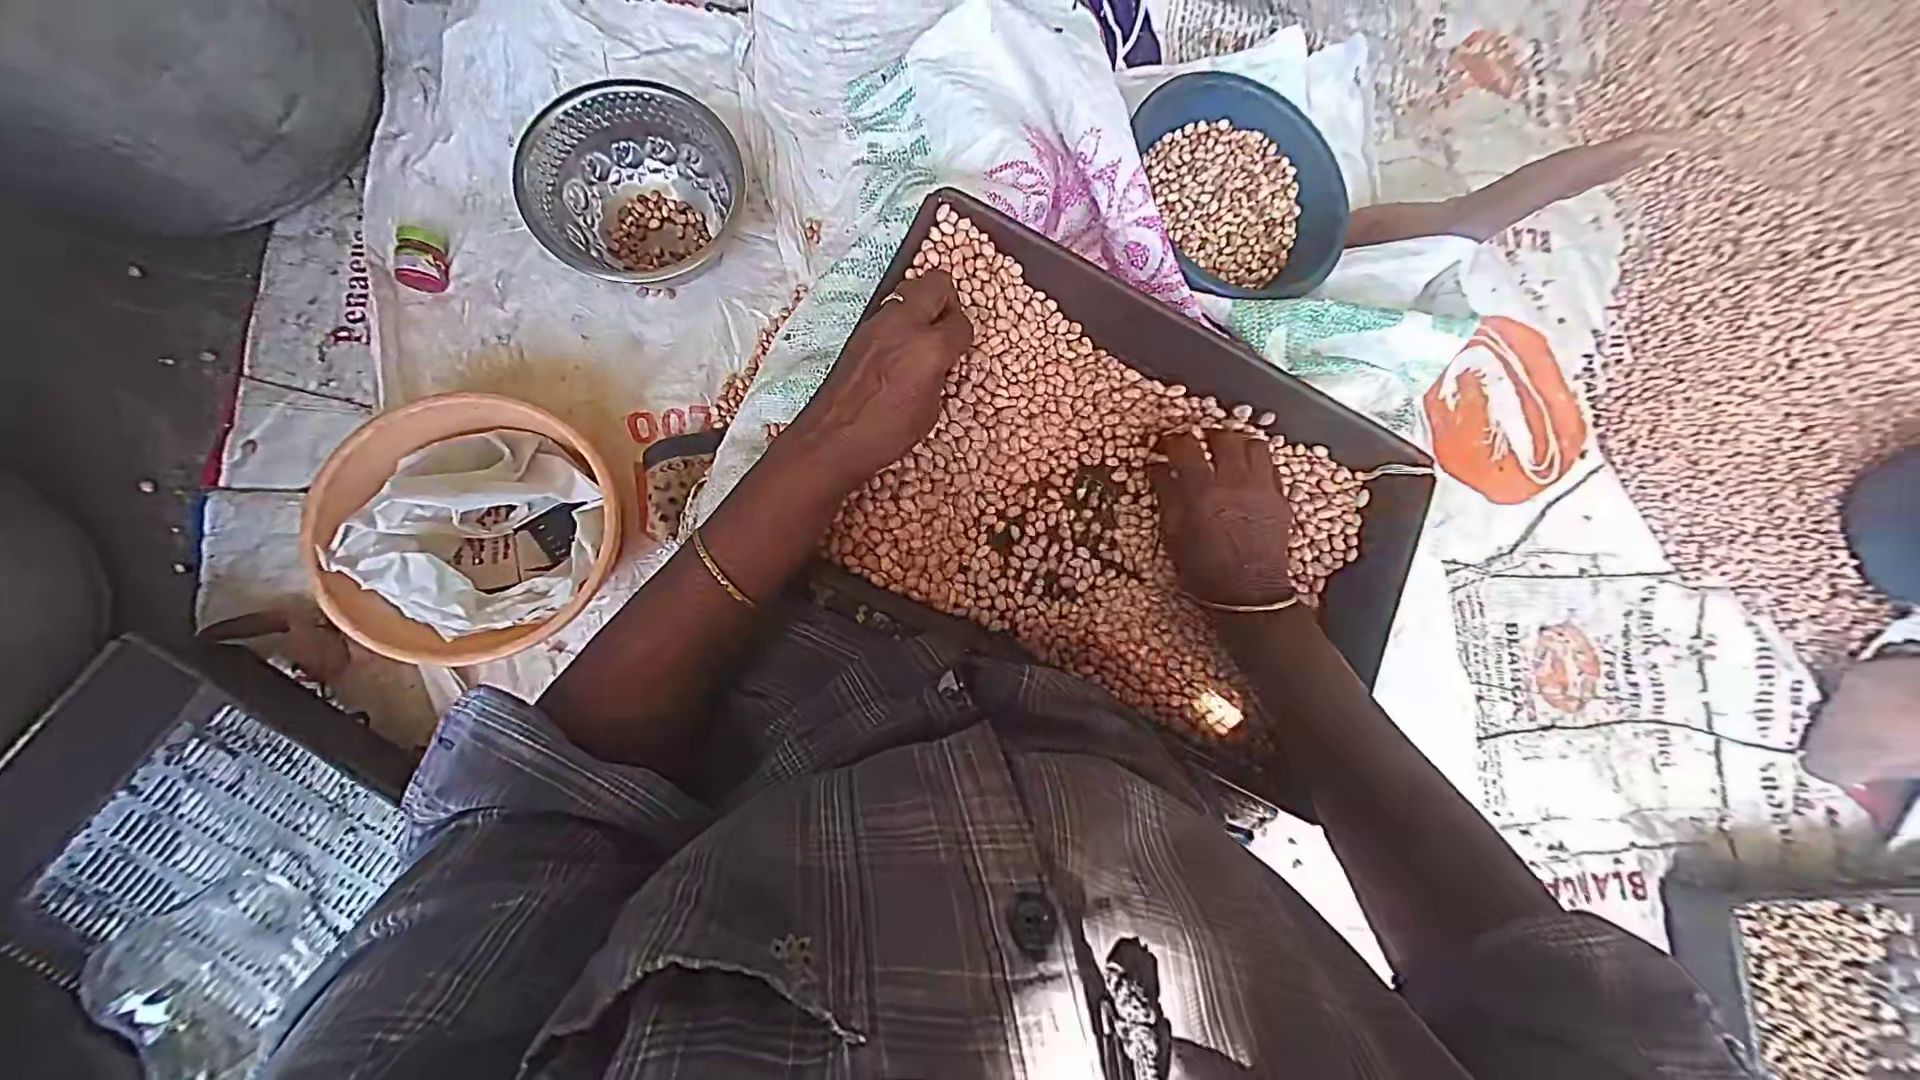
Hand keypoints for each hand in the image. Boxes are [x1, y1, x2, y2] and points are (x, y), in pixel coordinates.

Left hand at [778, 270, 972, 490]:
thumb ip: (939, 376)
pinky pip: (887, 311)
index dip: (963, 338)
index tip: (959, 350)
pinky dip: (897, 322)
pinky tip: (895, 352)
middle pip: (937, 283)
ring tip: (919, 340)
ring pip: (908, 291)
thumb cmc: (885, 433)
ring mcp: (877, 324)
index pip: (961, 324)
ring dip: (919, 308)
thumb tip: (937, 364)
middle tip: (945, 328)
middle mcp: (904, 325)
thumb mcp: (929, 411)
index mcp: (930, 348)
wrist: (834, 437)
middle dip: (947, 302)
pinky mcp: (858, 331)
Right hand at [1149, 430, 1294, 607]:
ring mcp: (1261, 488)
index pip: (1184, 447)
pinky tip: (1245, 470)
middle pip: (1222, 437)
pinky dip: (1255, 460)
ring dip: (1235, 442)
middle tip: (1196, 441)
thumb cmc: (1203, 569)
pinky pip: (1271, 465)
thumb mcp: (1173, 533)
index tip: (1165, 443)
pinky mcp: (1280, 498)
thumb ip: (1166, 494)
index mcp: (1202, 492)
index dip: (1171, 440)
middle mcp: (1234, 483)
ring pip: (1253, 444)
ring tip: (1224, 450)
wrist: (1247, 593)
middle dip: (1205, 434)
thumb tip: (1157, 467)